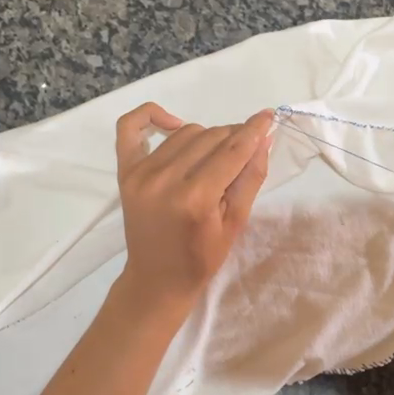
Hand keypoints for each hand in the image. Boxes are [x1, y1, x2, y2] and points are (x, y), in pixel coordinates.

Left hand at [112, 103, 274, 316]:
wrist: (157, 279)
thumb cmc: (202, 258)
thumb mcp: (236, 222)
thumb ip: (250, 177)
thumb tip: (263, 137)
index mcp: (196, 198)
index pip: (232, 151)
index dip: (253, 130)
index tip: (268, 116)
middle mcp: (166, 179)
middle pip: (210, 137)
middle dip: (234, 137)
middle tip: (244, 149)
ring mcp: (141, 173)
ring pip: (185, 133)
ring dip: (206, 135)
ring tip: (215, 155)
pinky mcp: (125, 171)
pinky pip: (129, 127)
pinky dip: (150, 115)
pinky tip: (172, 123)